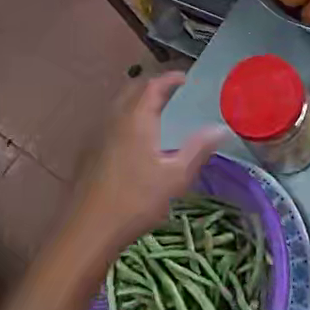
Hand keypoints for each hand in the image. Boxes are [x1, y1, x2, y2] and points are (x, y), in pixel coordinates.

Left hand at [69, 72, 226, 256]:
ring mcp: (98, 135)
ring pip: (119, 106)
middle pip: (133, 90)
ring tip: (157, 114)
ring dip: (137, 102)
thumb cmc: (137, 200)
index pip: (153, 85)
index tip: (186, 79)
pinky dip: (126, 119)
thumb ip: (198, 148)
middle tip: (173, 94)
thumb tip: (221, 128)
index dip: (170, 79)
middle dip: (153, 87)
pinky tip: (135, 141)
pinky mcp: (88, 153)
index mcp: (137, 119)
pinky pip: (110, 122)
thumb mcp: (176, 176)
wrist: (88, 230)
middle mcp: (115, 119)